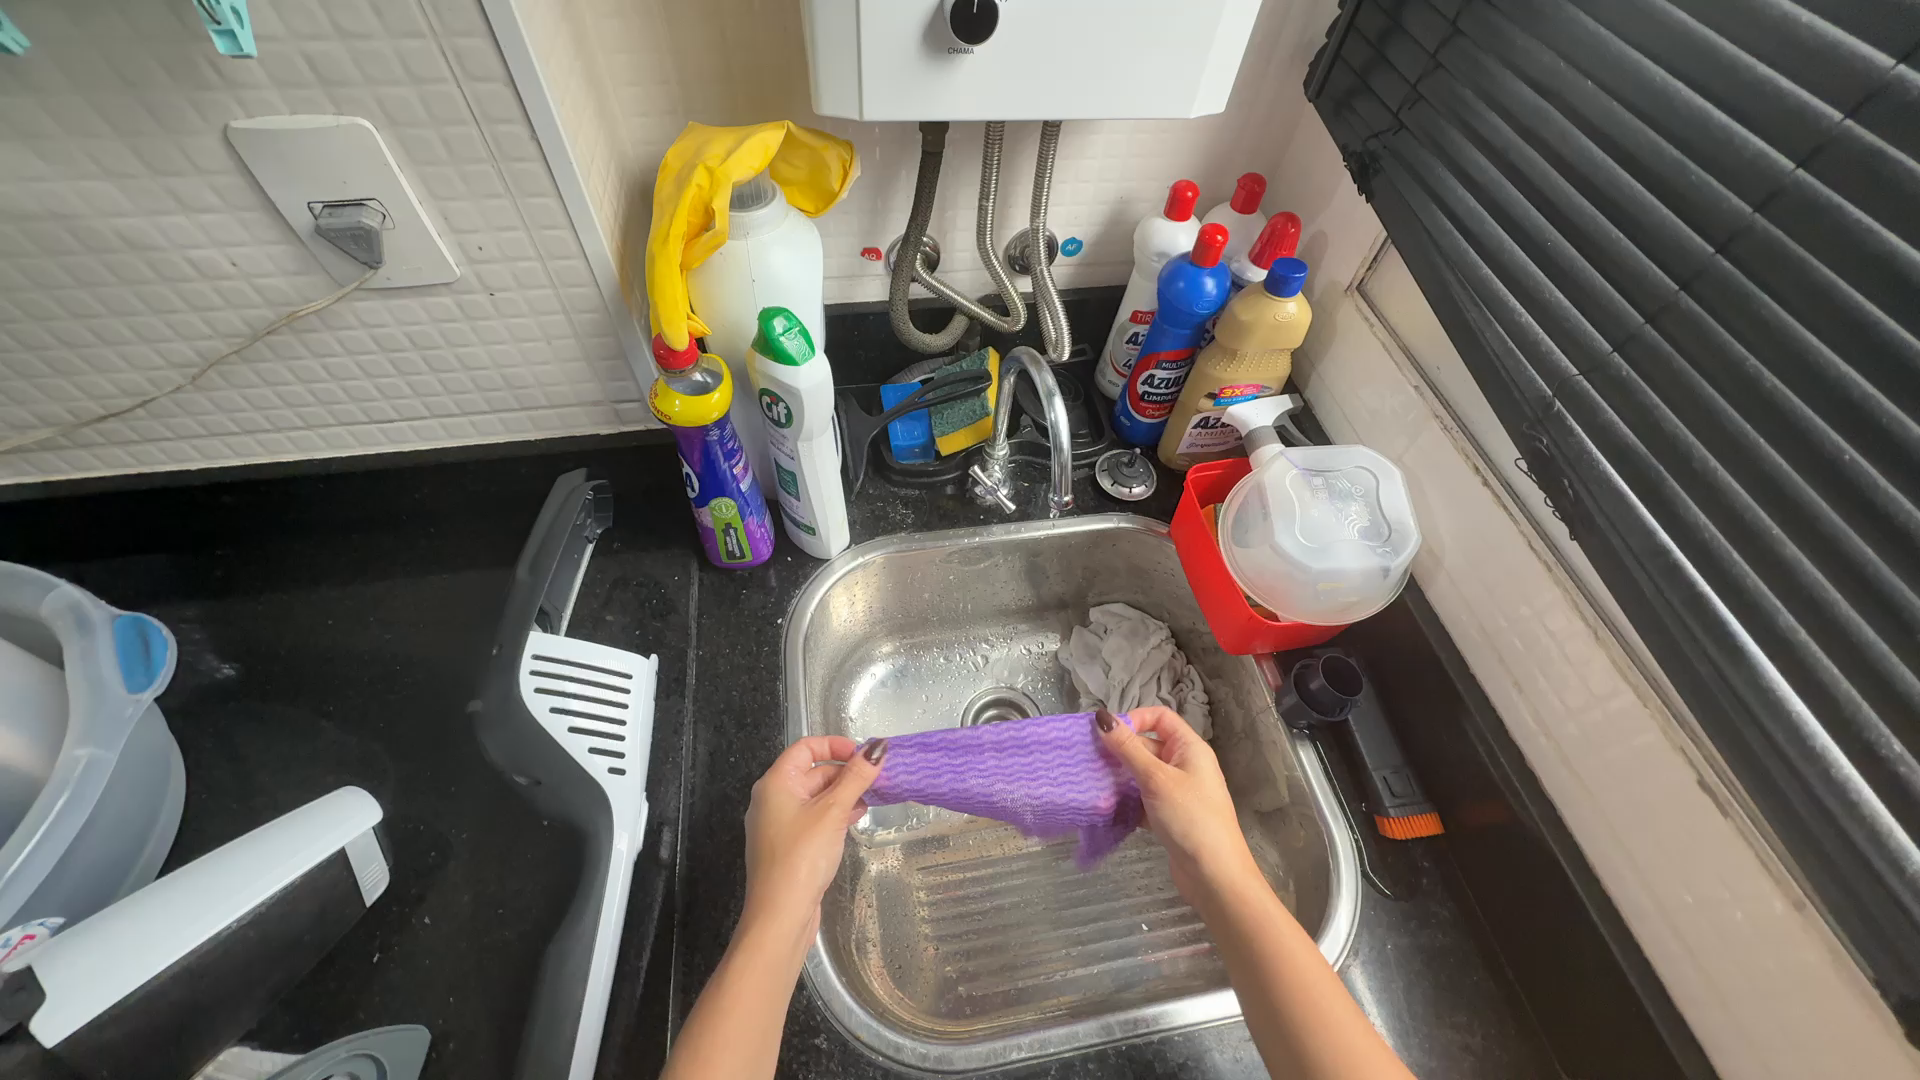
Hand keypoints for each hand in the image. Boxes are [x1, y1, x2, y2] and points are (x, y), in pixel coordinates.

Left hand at [743, 735, 885, 933]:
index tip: (864, 754)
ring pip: (816, 796)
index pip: (806, 747)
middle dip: (845, 772)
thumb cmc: (802, 856)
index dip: (835, 745)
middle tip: (876, 779)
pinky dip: (835, 813)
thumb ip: (856, 777)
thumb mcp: (833, 811)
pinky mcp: (789, 845)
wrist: (780, 916)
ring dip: (843, 794)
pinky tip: (855, 819)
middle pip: (813, 771)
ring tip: (871, 800)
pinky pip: (814, 817)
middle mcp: (773, 798)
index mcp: (776, 783)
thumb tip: (878, 747)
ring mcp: (779, 823)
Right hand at [1096, 706, 1259, 902]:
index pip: (1160, 718)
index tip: (1108, 734)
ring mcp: (1177, 792)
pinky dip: (1126, 801)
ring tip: (1093, 783)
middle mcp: (1184, 765)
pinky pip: (1142, 798)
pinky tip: (1106, 808)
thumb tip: (1102, 716)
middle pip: (1147, 745)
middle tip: (1090, 760)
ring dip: (1119, 777)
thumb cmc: (1189, 818)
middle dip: (1120, 752)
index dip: (1134, 719)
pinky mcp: (1169, 815)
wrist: (1214, 876)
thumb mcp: (1156, 778)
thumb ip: (1127, 748)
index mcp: (1189, 748)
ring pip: (1142, 774)